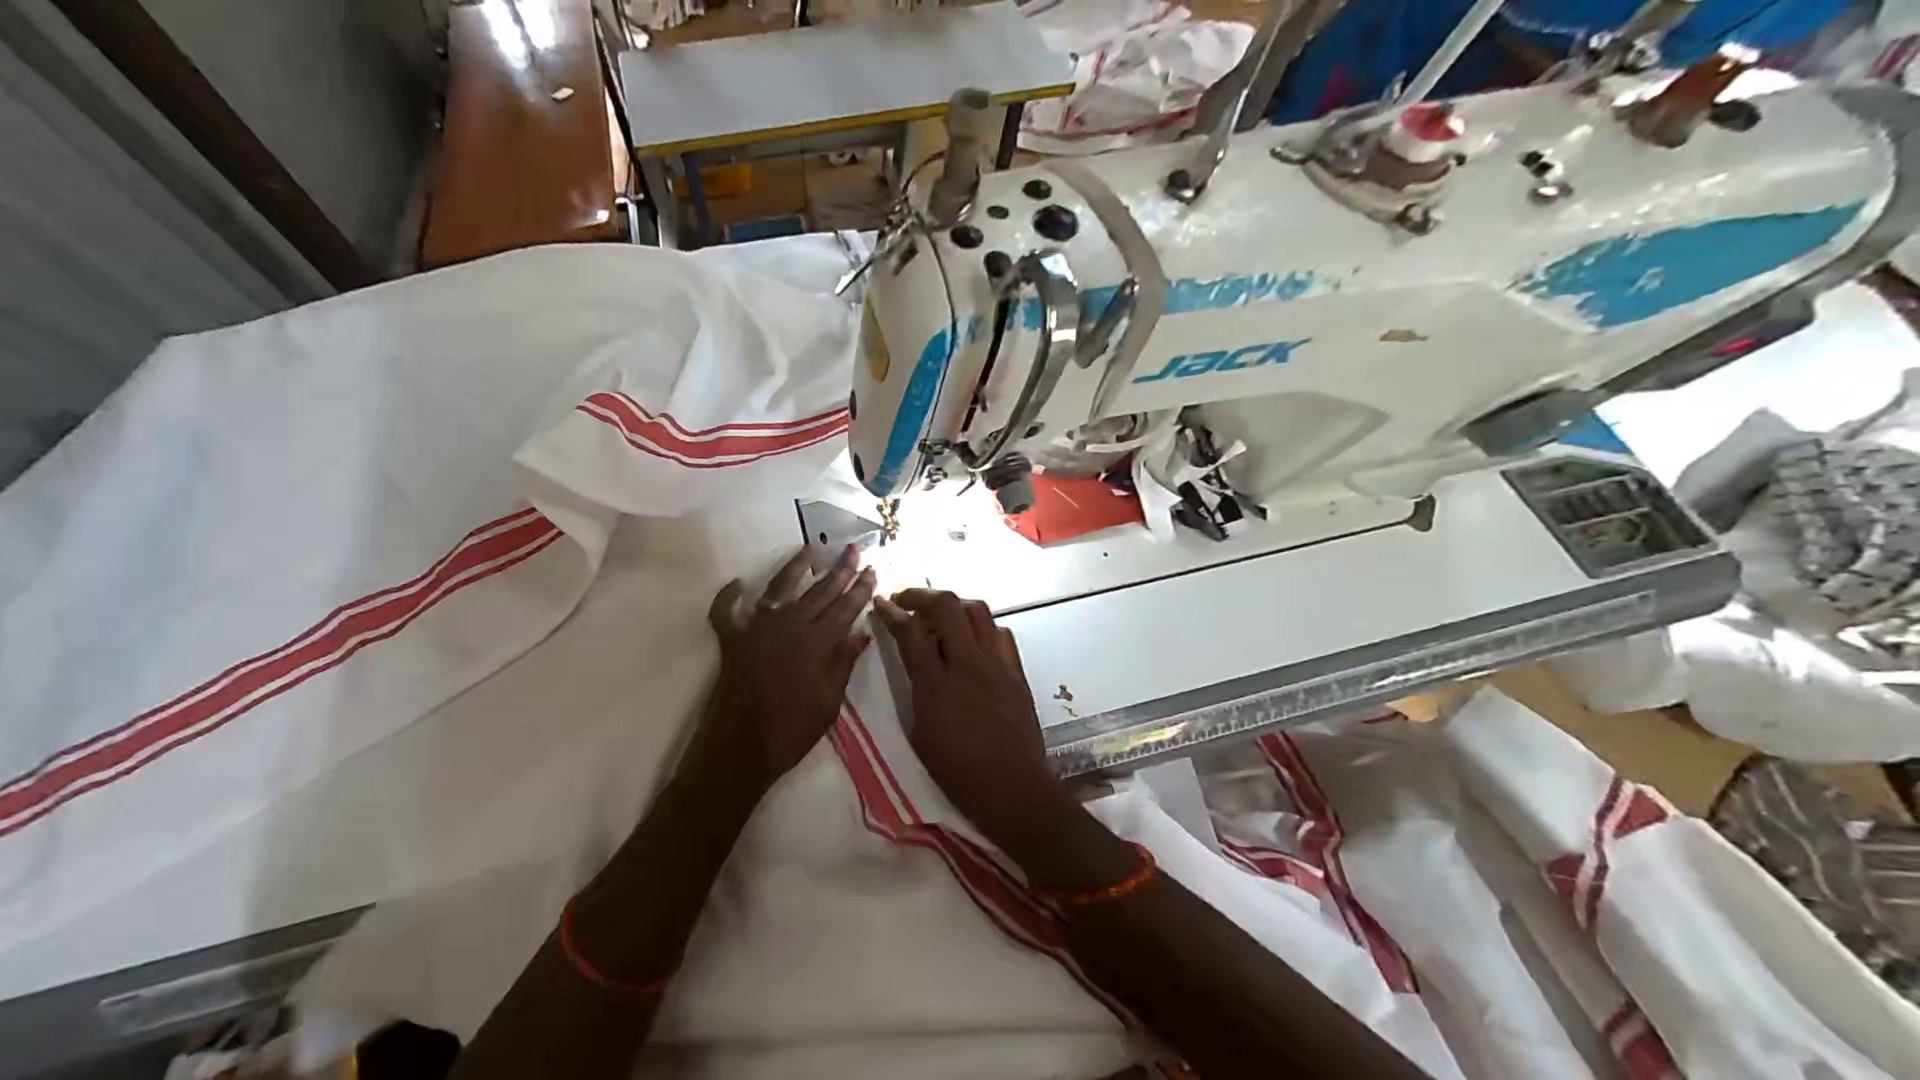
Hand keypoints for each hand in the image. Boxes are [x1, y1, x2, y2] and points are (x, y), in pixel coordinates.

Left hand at [702, 545, 875, 791]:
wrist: (742, 748)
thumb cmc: (793, 729)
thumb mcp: (830, 701)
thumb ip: (843, 663)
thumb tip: (861, 633)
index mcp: (819, 641)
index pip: (846, 607)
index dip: (861, 587)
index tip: (872, 568)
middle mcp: (790, 625)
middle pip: (820, 591)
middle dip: (839, 569)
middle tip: (852, 548)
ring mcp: (758, 629)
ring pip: (780, 588)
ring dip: (796, 567)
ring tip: (810, 549)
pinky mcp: (733, 640)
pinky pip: (727, 612)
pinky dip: (730, 597)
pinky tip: (738, 583)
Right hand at [874, 590, 1069, 854]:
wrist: (1014, 789)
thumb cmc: (959, 774)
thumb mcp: (921, 734)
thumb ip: (917, 691)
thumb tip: (917, 663)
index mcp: (937, 686)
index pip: (911, 634)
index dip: (892, 613)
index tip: (882, 604)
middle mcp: (968, 665)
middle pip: (947, 607)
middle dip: (922, 596)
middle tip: (907, 600)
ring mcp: (997, 665)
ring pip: (978, 612)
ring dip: (954, 606)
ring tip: (940, 614)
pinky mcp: (1017, 672)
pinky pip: (1000, 634)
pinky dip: (982, 628)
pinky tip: (974, 641)